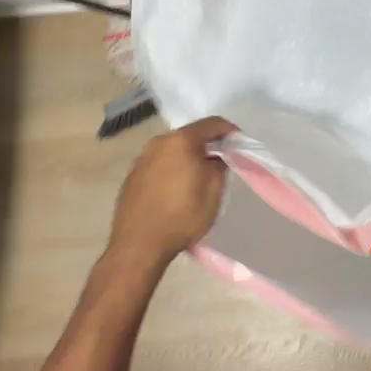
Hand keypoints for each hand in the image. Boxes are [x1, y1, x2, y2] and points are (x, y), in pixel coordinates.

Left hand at [108, 116, 235, 266]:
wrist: (138, 246)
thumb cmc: (182, 215)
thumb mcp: (214, 191)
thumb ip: (219, 166)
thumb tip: (215, 158)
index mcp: (181, 140)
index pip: (212, 124)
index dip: (229, 131)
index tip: (239, 144)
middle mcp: (158, 143)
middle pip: (190, 136)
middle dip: (207, 145)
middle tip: (221, 161)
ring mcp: (141, 159)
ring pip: (172, 150)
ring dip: (187, 158)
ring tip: (197, 178)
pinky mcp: (131, 177)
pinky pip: (158, 165)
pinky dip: (171, 170)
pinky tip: (175, 190)